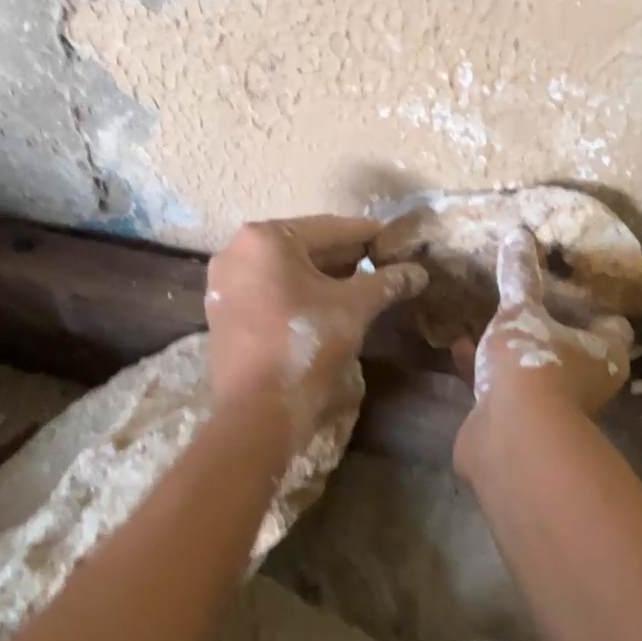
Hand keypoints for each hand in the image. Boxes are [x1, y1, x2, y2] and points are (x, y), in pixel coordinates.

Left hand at [205, 216, 428, 438]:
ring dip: (323, 277)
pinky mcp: (223, 313)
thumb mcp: (354, 307)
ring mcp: (225, 284)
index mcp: (265, 238)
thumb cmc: (306, 345)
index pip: (330, 228)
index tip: (396, 241)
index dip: (368, 235)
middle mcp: (237, 251)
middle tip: (383, 264)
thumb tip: (418, 272)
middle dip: (345, 257)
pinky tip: (327, 306)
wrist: (258, 412)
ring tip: (361, 286)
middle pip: (305, 247)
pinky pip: (270, 291)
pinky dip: (298, 294)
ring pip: (286, 270)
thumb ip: (386, 282)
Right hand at [453, 228, 634, 419]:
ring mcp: (553, 405)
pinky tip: (458, 347)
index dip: (598, 307)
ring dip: (515, 349)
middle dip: (552, 328)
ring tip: (490, 319)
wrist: (508, 437)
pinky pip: (503, 386)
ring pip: (537, 369)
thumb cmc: (532, 366)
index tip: (576, 285)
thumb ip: (519, 277)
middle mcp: (586, 381)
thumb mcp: (520, 312)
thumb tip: (518, 233)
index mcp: (604, 355)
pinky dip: (484, 368)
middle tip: (531, 300)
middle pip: (574, 348)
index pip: (612, 326)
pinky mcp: (519, 421)